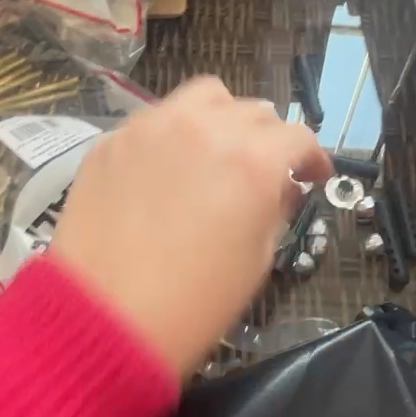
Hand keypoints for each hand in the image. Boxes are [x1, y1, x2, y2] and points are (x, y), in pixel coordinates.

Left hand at [50, 76, 330, 374]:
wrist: (102, 319)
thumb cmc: (193, 303)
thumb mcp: (256, 259)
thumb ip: (276, 209)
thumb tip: (281, 188)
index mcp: (252, 161)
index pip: (298, 137)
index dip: (313, 158)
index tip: (312, 177)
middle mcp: (206, 128)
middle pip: (254, 111)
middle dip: (270, 139)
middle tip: (265, 171)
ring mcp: (153, 127)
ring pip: (204, 97)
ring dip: (224, 117)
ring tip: (218, 150)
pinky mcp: (113, 139)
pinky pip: (157, 119)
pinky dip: (176, 133)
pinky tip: (169, 167)